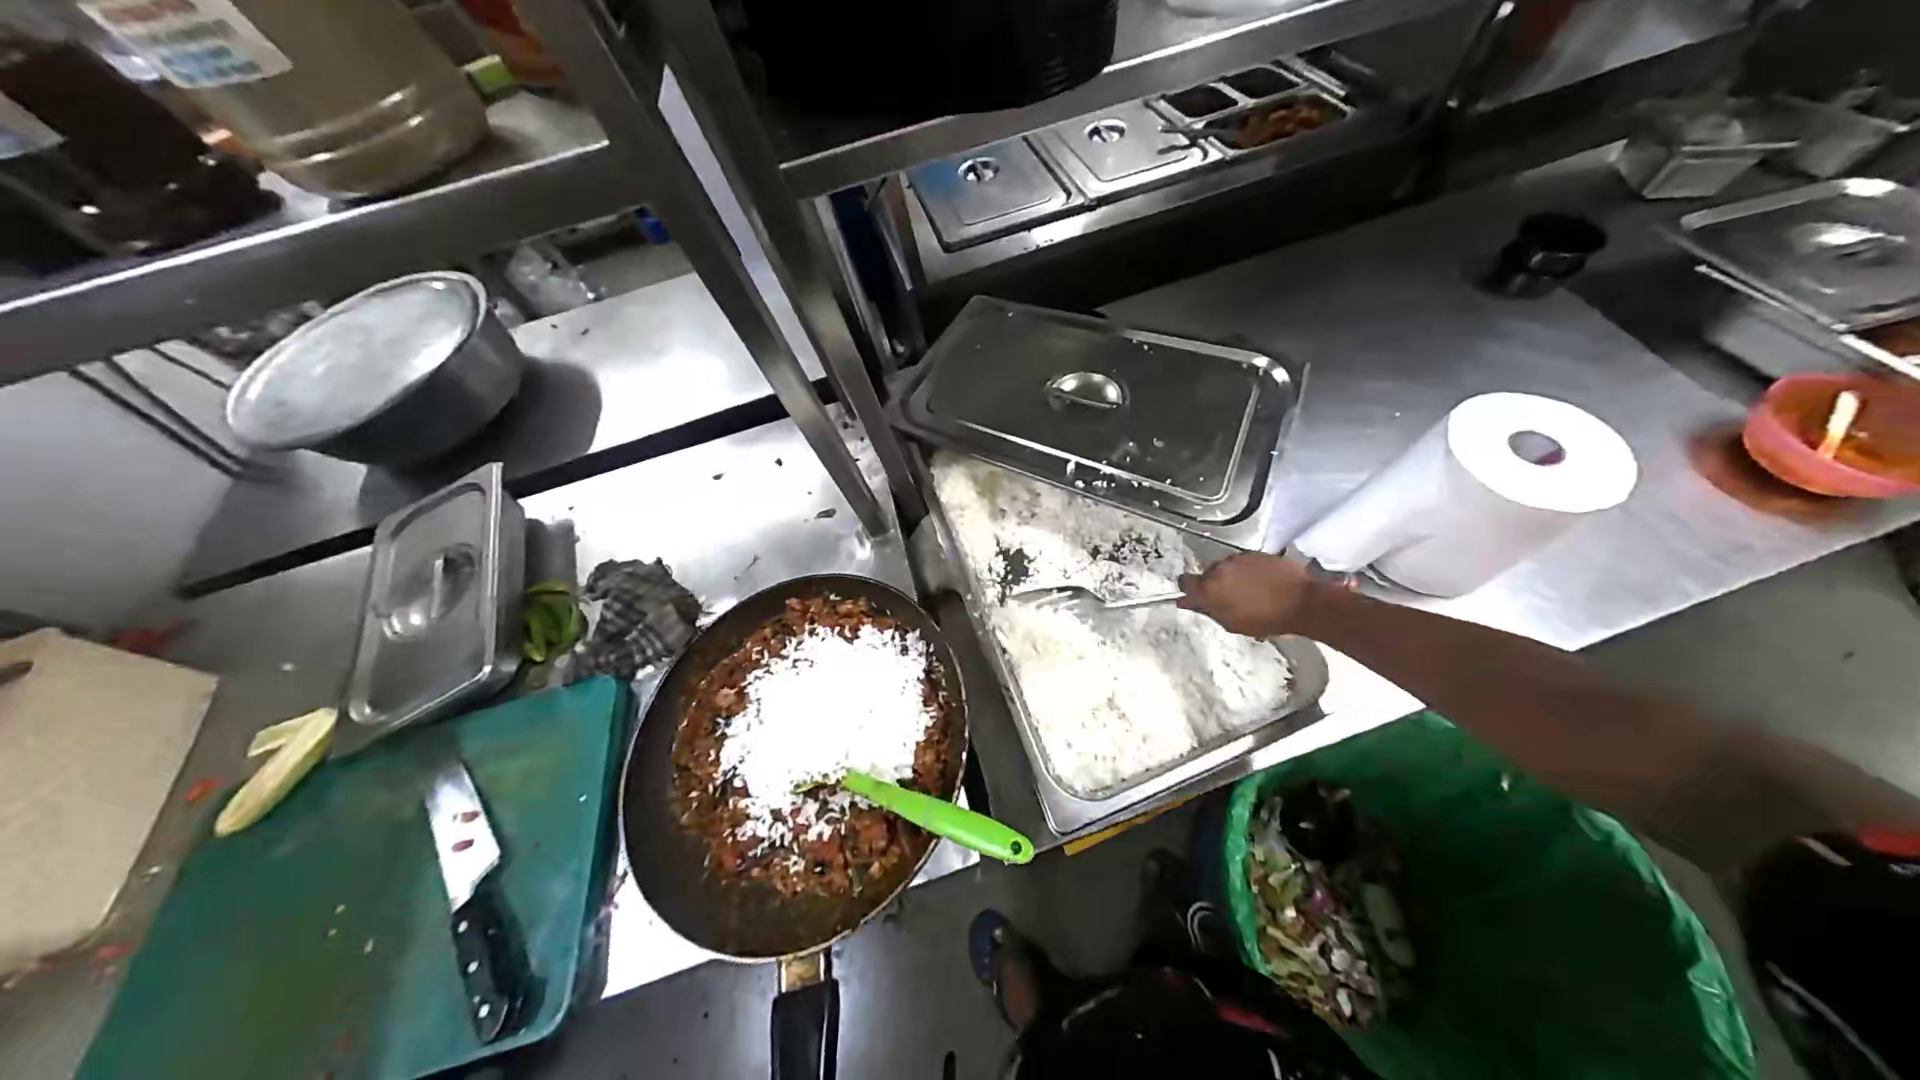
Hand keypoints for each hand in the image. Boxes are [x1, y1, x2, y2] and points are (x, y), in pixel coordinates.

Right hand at [1177, 553, 1332, 638]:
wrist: (1303, 601)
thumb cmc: (1267, 619)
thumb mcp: (1232, 623)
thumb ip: (1207, 610)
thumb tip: (1188, 603)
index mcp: (1208, 588)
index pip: (1185, 582)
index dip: (1190, 590)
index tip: (1197, 597)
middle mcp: (1219, 568)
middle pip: (1207, 575)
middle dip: (1215, 585)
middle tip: (1230, 600)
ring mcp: (1238, 558)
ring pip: (1226, 568)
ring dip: (1232, 578)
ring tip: (1250, 593)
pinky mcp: (1255, 553)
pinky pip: (1243, 563)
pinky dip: (1248, 572)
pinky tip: (1261, 584)